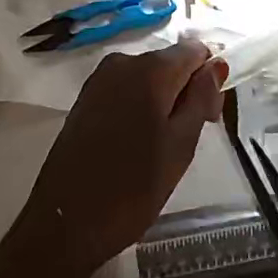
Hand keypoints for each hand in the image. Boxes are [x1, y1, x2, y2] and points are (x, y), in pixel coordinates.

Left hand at [15, 38, 226, 276]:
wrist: (62, 226)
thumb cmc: (132, 187)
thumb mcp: (181, 144)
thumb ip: (202, 97)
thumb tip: (215, 64)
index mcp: (151, 69)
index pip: (196, 51)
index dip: (209, 79)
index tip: (208, 117)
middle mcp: (123, 63)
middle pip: (171, 63)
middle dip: (186, 91)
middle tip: (186, 140)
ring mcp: (99, 80)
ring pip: (149, 78)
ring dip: (163, 102)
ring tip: (160, 148)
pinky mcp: (84, 100)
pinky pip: (126, 91)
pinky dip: (139, 108)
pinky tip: (136, 144)